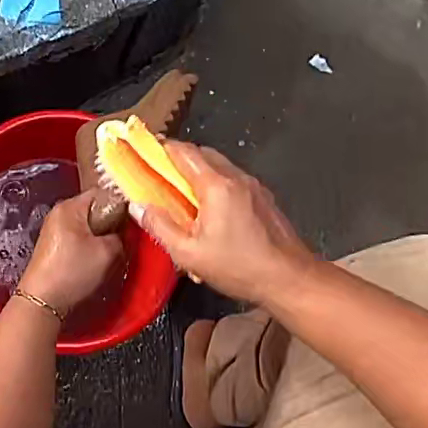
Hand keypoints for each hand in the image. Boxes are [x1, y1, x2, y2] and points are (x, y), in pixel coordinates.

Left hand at [17, 191, 125, 314]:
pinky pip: (79, 239)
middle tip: (121, 241)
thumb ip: (121, 236)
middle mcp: (59, 214)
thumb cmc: (70, 273)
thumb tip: (123, 233)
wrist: (42, 301)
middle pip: (95, 210)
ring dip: (101, 239)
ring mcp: (55, 230)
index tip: (131, 221)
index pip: (103, 193)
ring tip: (106, 256)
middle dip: (110, 225)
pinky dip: (89, 248)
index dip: (120, 206)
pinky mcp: (54, 246)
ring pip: (88, 226)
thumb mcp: (108, 252)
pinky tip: (92, 263)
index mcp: (69, 207)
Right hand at [132, 141, 316, 303]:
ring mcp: (253, 186)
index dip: (160, 148)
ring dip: (196, 169)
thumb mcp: (188, 253)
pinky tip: (207, 205)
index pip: (184, 153)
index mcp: (216, 186)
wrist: (291, 279)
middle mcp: (236, 178)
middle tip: (157, 171)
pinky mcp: (263, 198)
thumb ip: (160, 226)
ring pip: (219, 165)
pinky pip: (231, 179)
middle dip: (177, 157)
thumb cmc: (237, 267)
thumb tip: (137, 206)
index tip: (142, 149)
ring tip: (179, 189)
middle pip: (202, 154)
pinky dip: (213, 181)